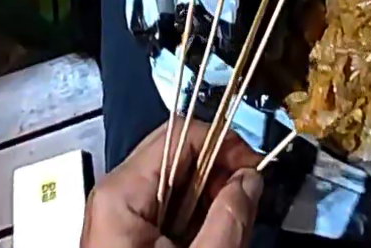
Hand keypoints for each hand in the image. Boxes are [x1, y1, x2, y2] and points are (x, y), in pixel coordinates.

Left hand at [81, 119, 263, 247]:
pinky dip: (193, 217)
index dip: (222, 142)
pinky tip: (210, 238)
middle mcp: (114, 191)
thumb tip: (251, 177)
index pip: (179, 133)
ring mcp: (117, 213)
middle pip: (176, 154)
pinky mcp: (124, 235)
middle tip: (249, 199)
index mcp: (121, 190)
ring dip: (208, 197)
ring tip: (232, 226)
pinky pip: (165, 208)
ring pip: (174, 182)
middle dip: (217, 171)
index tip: (256, 167)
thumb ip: (227, 219)